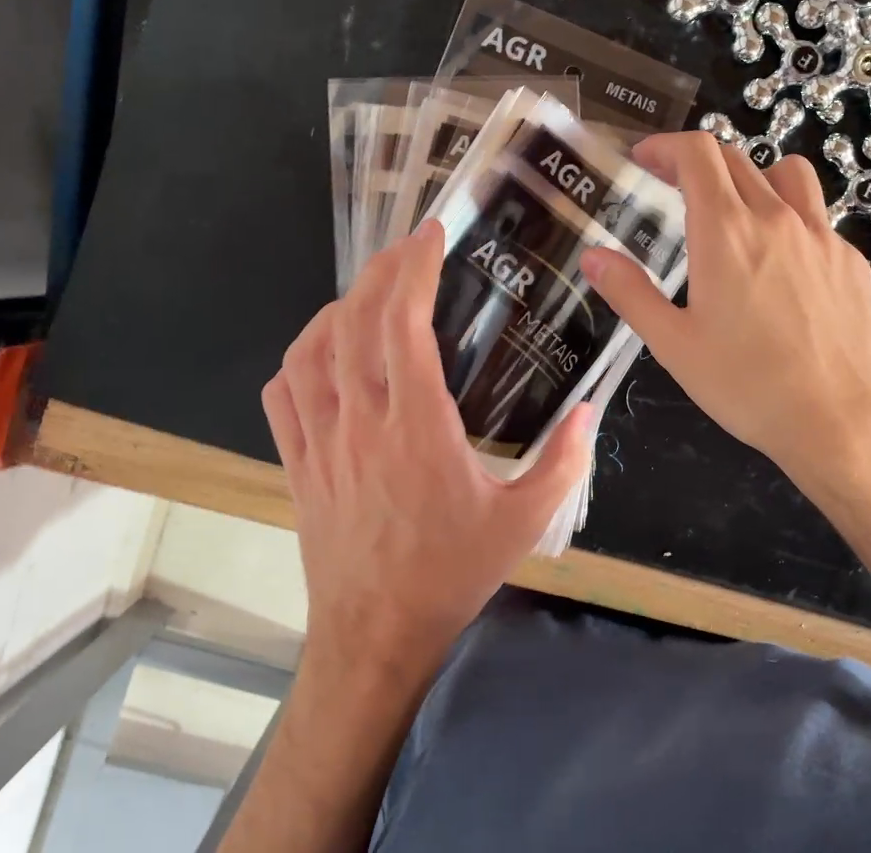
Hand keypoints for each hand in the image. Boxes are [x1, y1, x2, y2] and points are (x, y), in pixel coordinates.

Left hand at [262, 220, 592, 674]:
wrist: (377, 633)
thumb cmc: (453, 572)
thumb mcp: (526, 520)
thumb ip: (564, 461)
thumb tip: (588, 410)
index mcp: (418, 428)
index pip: (403, 328)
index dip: (414, 272)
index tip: (433, 236)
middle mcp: (361, 423)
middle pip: (355, 325)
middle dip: (382, 272)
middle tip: (412, 245)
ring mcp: (321, 444)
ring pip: (310, 353)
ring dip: (338, 308)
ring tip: (371, 290)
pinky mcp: (299, 466)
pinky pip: (282, 396)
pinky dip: (297, 357)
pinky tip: (321, 350)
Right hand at [580, 132, 870, 490]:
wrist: (834, 419)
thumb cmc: (746, 386)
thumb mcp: (674, 345)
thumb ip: (631, 293)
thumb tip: (594, 257)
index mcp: (727, 232)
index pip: (698, 153)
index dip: (667, 146)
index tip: (645, 160)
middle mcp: (777, 219)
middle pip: (737, 159)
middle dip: (699, 163)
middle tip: (674, 189)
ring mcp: (821, 237)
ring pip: (788, 174)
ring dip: (754, 177)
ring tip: (737, 210)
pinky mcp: (850, 260)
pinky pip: (818, 218)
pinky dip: (792, 219)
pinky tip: (784, 263)